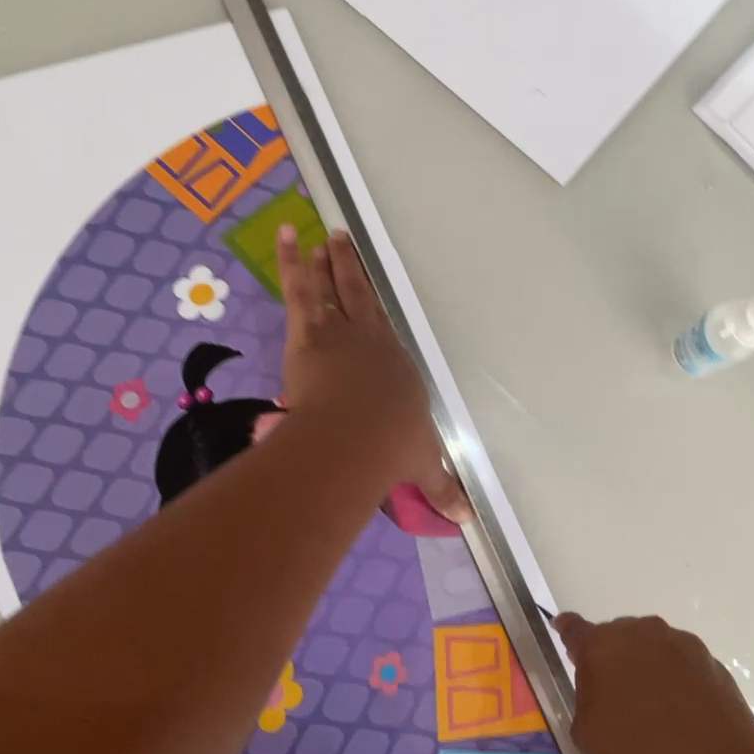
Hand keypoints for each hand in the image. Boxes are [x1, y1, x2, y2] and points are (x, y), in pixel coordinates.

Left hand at [277, 225, 470, 523]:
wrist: (360, 438)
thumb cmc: (391, 449)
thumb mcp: (420, 468)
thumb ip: (440, 490)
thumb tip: (467, 520)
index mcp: (397, 368)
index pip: (385, 336)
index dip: (376, 315)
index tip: (370, 299)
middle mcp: (372, 341)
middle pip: (361, 297)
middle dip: (351, 270)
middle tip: (341, 240)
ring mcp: (341, 332)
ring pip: (333, 288)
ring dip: (326, 261)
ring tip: (321, 236)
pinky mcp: (309, 333)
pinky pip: (300, 290)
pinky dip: (291, 261)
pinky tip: (286, 233)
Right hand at [554, 614, 753, 753]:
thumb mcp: (588, 736)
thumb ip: (588, 694)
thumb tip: (601, 680)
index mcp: (602, 648)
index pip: (575, 629)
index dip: (569, 633)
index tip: (565, 635)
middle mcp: (643, 634)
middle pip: (617, 636)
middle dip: (612, 659)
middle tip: (615, 701)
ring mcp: (683, 646)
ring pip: (652, 648)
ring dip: (646, 669)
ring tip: (652, 715)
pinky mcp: (715, 664)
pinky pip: (682, 665)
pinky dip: (675, 682)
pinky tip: (682, 720)